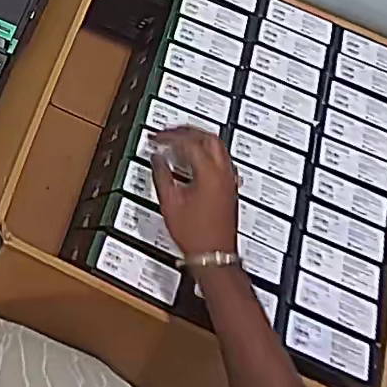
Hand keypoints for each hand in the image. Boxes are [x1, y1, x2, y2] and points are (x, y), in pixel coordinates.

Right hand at [150, 127, 238, 270]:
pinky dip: (206, 152)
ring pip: (217, 146)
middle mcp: (223, 172)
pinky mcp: (230, 188)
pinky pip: (221, 159)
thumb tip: (157, 158)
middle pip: (208, 136)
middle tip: (169, 132)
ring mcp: (229, 180)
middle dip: (187, 130)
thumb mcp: (170, 203)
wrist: (214, 256)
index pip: (189, 142)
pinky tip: (194, 160)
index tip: (156, 137)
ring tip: (180, 142)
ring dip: (198, 139)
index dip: (169, 136)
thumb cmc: (195, 235)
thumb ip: (162, 175)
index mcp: (209, 172)